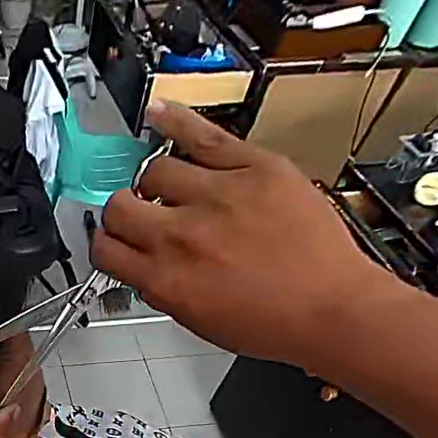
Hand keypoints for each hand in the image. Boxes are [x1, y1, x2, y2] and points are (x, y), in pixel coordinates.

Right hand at [93, 101, 404, 367]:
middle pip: (120, 206)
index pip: (107, 250)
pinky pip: (200, 134)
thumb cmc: (276, 323)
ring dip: (155, 181)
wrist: (331, 309)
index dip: (107, 245)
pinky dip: (174, 121)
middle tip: (140, 215)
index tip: (115, 242)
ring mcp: (216, 196)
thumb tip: (146, 269)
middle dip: (124, 213)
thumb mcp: (203, 324)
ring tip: (171, 188)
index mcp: (168, 281)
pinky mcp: (251, 168)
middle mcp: (183, 236)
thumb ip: (166, 291)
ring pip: (154, 170)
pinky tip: (157, 114)